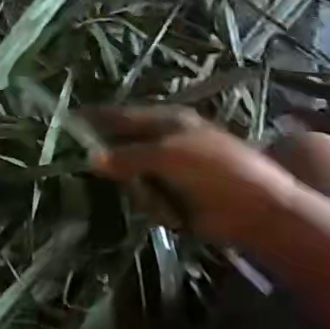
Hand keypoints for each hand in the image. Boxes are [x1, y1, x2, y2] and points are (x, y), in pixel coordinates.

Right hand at [88, 107, 301, 244]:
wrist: (262, 213)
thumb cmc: (216, 171)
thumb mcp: (167, 155)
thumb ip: (126, 155)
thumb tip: (90, 159)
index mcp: (167, 121)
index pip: (121, 115)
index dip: (95, 118)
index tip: (67, 123)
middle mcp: (166, 141)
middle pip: (121, 144)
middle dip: (112, 158)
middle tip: (99, 169)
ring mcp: (171, 170)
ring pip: (130, 173)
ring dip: (136, 187)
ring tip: (153, 198)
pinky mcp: (176, 197)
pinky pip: (146, 197)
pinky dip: (149, 204)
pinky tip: (162, 210)